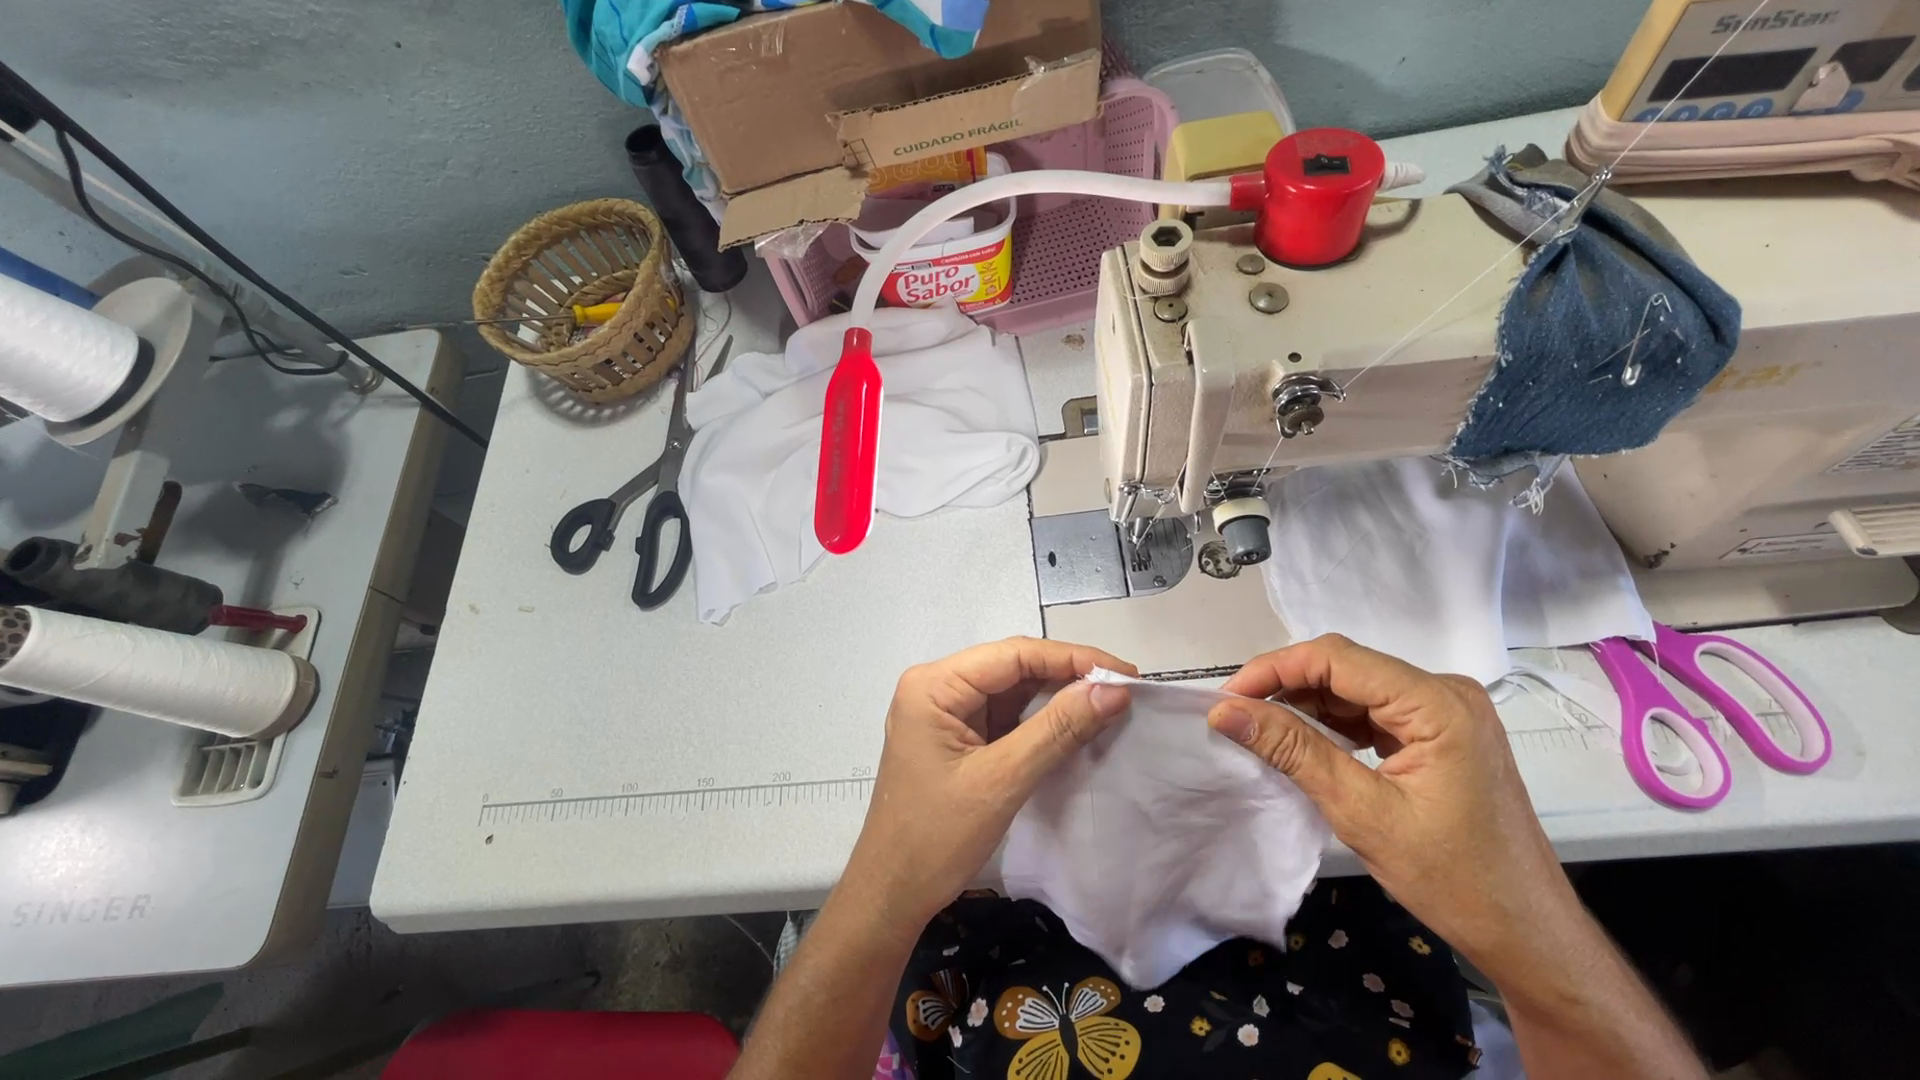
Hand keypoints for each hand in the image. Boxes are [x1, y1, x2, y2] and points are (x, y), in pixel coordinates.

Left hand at [842, 637, 1134, 929]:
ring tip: (1110, 705)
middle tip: (1124, 690)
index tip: (1124, 674)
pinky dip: (1041, 721)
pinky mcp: (956, 737)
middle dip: (1068, 676)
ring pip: (1013, 691)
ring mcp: (945, 713)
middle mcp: (936, 687)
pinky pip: (1005, 716)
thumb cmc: (937, 837)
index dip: (1072, 658)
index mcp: (933, 685)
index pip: (1013, 655)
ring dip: (1058, 698)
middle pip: (1013, 667)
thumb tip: (1114, 691)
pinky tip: (1076, 725)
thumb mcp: (1002, 780)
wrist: (892, 893)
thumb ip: (1058, 729)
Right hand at [1205, 634, 1580, 982]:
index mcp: (1437, 703)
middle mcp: (1445, 692)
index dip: (1274, 670)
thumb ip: (1293, 750)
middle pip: (1346, 667)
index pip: (1337, 658)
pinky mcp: (1440, 733)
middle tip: (1235, 716)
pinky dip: (1332, 724)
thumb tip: (1225, 712)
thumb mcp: (1360, 811)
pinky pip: (1373, 712)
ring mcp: (1445, 712)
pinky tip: (1301, 742)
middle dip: (1285, 686)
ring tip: (1259, 730)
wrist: (1524, 931)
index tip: (1226, 700)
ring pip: (1355, 688)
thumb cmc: (1450, 877)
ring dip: (1305, 706)